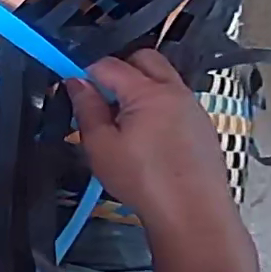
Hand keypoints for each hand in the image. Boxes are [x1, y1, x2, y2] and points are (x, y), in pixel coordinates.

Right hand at [66, 49, 241, 238]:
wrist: (192, 213)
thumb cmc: (143, 180)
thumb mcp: (99, 144)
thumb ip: (86, 107)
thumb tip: (75, 82)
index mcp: (149, 93)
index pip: (109, 64)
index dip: (84, 70)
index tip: (70, 85)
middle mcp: (175, 92)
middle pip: (144, 58)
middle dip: (116, 67)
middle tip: (96, 93)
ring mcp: (192, 107)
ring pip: (161, 77)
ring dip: (136, 85)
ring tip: (117, 117)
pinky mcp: (200, 124)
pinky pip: (173, 98)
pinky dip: (153, 103)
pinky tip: (141, 133)